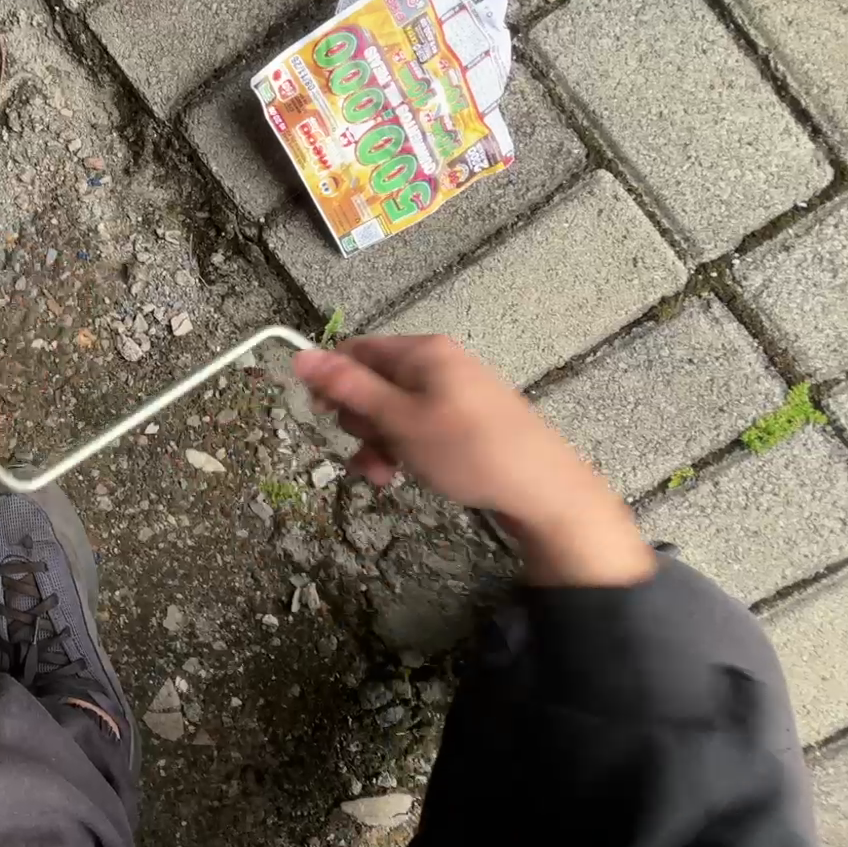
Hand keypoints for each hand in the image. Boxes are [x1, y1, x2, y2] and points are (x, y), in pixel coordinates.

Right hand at [293, 335, 653, 586]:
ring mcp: (448, 394)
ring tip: (383, 473)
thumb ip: (348, 387)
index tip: (323, 415)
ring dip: (374, 442)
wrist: (549, 495)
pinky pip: (411, 427)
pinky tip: (397, 476)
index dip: (331, 381)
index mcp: (421, 352)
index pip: (353, 351)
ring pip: (386, 412)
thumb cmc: (469, 450)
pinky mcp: (458, 421)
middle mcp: (434, 365)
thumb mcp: (400, 419)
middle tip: (369, 446)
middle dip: (357, 421)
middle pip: (368, 384)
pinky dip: (398, 449)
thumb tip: (299, 355)